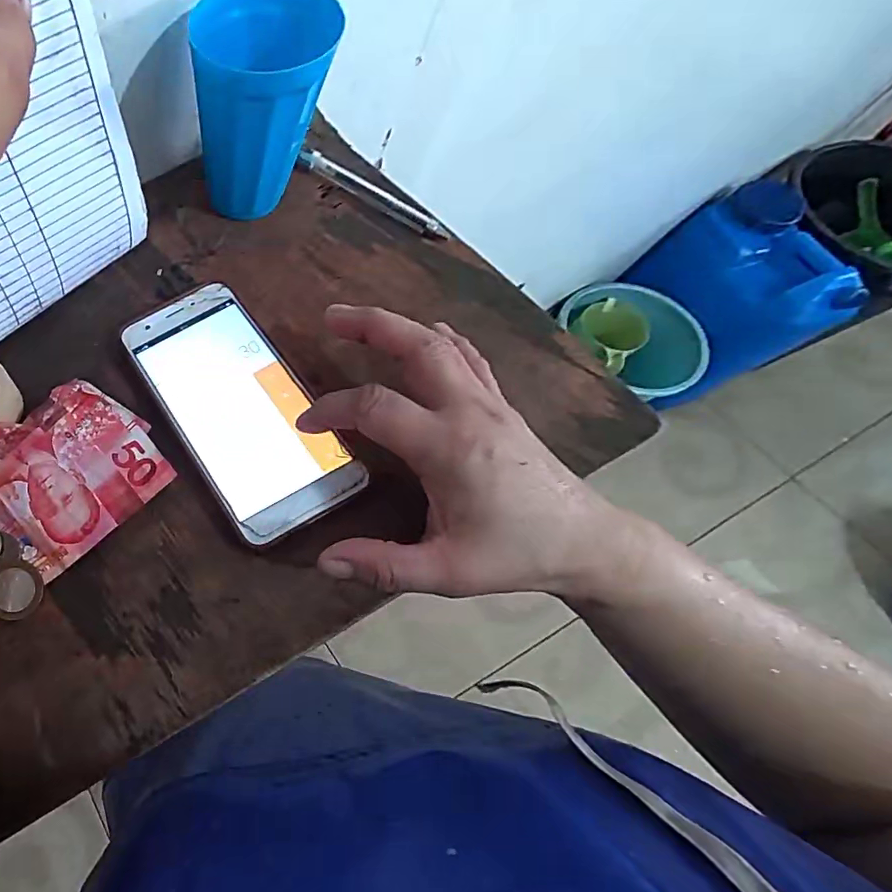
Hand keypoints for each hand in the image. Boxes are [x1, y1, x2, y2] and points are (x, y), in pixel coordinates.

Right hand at [296, 305, 643, 598]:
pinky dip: (438, 340)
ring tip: (362, 320)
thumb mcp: (446, 572)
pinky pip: (468, 359)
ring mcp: (491, 404)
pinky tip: (425, 336)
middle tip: (330, 318)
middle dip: (371, 326)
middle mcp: (470, 412)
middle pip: (418, 348)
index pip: (376, 408)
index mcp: (449, 447)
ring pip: (443, 346)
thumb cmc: (515, 554)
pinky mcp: (502, 407)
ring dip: (400, 326)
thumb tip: (326, 562)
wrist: (586, 541)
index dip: (332, 409)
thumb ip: (383, 566)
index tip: (306, 424)